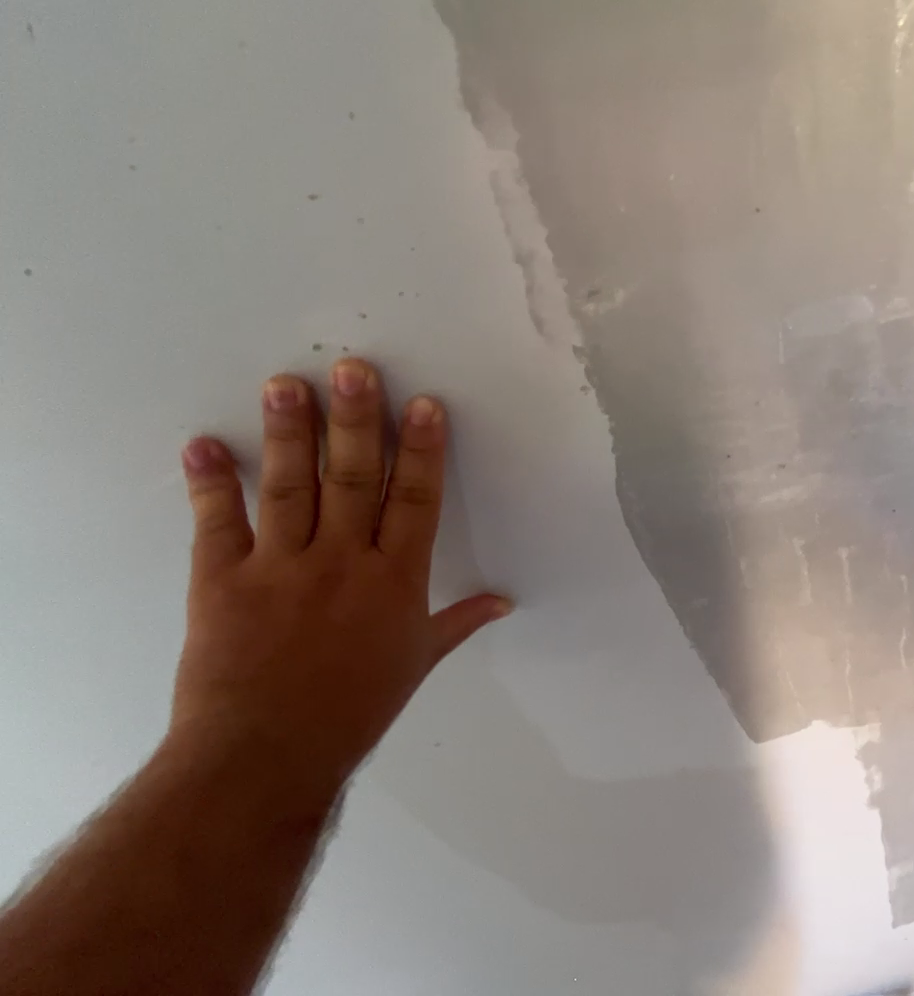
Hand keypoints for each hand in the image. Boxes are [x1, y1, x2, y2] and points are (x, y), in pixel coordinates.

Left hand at [171, 358, 510, 793]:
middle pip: (352, 478)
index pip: (416, 499)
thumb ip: (459, 621)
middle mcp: (343, 561)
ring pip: (289, 487)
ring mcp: (281, 568)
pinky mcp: (222, 582)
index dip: (422, 449)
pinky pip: (217, 524)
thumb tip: (502, 603)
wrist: (266, 752)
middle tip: (352, 368)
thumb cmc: (355, 705)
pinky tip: (205, 445)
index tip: (423, 405)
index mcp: (396, 578)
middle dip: (355, 420)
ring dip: (287, 433)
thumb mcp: (418, 659)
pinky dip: (209, 484)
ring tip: (286, 384)